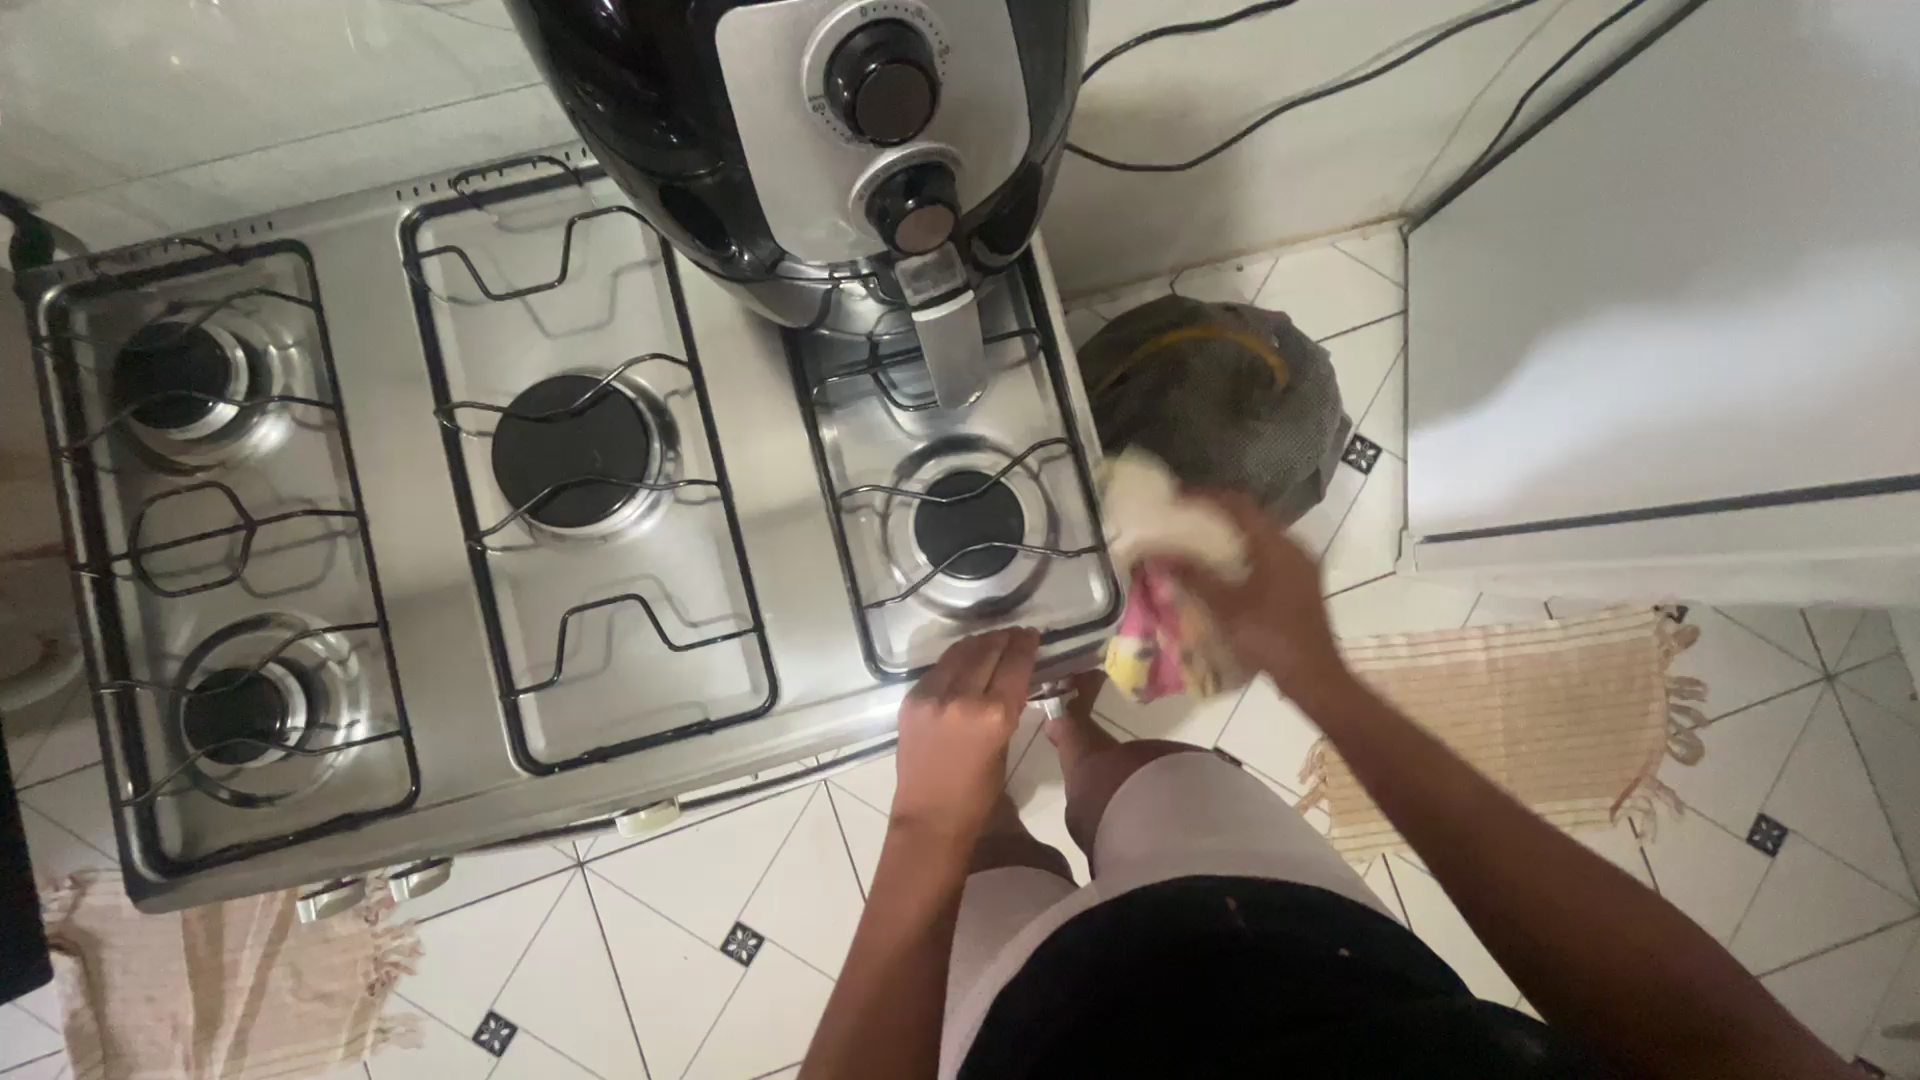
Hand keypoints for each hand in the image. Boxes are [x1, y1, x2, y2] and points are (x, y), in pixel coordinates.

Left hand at [891, 628, 1039, 845]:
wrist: (929, 817)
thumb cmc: (977, 793)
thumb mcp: (1004, 745)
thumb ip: (1007, 707)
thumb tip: (1011, 677)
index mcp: (994, 715)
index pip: (1014, 665)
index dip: (1025, 645)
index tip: (1031, 634)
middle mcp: (962, 698)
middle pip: (987, 652)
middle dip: (1003, 638)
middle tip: (1014, 631)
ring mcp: (932, 696)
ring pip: (959, 653)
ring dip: (979, 642)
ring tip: (991, 637)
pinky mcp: (911, 699)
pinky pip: (938, 669)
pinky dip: (955, 659)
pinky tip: (965, 656)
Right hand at [1164, 492, 1346, 697]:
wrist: (1313, 676)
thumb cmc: (1269, 638)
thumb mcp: (1224, 607)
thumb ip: (1192, 576)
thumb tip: (1158, 554)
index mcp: (1277, 545)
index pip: (1239, 505)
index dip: (1207, 497)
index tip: (1178, 497)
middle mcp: (1295, 548)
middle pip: (1251, 518)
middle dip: (1217, 515)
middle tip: (1184, 518)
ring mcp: (1302, 567)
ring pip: (1261, 538)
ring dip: (1230, 536)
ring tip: (1197, 542)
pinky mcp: (1302, 585)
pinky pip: (1268, 556)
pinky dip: (1243, 554)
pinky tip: (1222, 570)